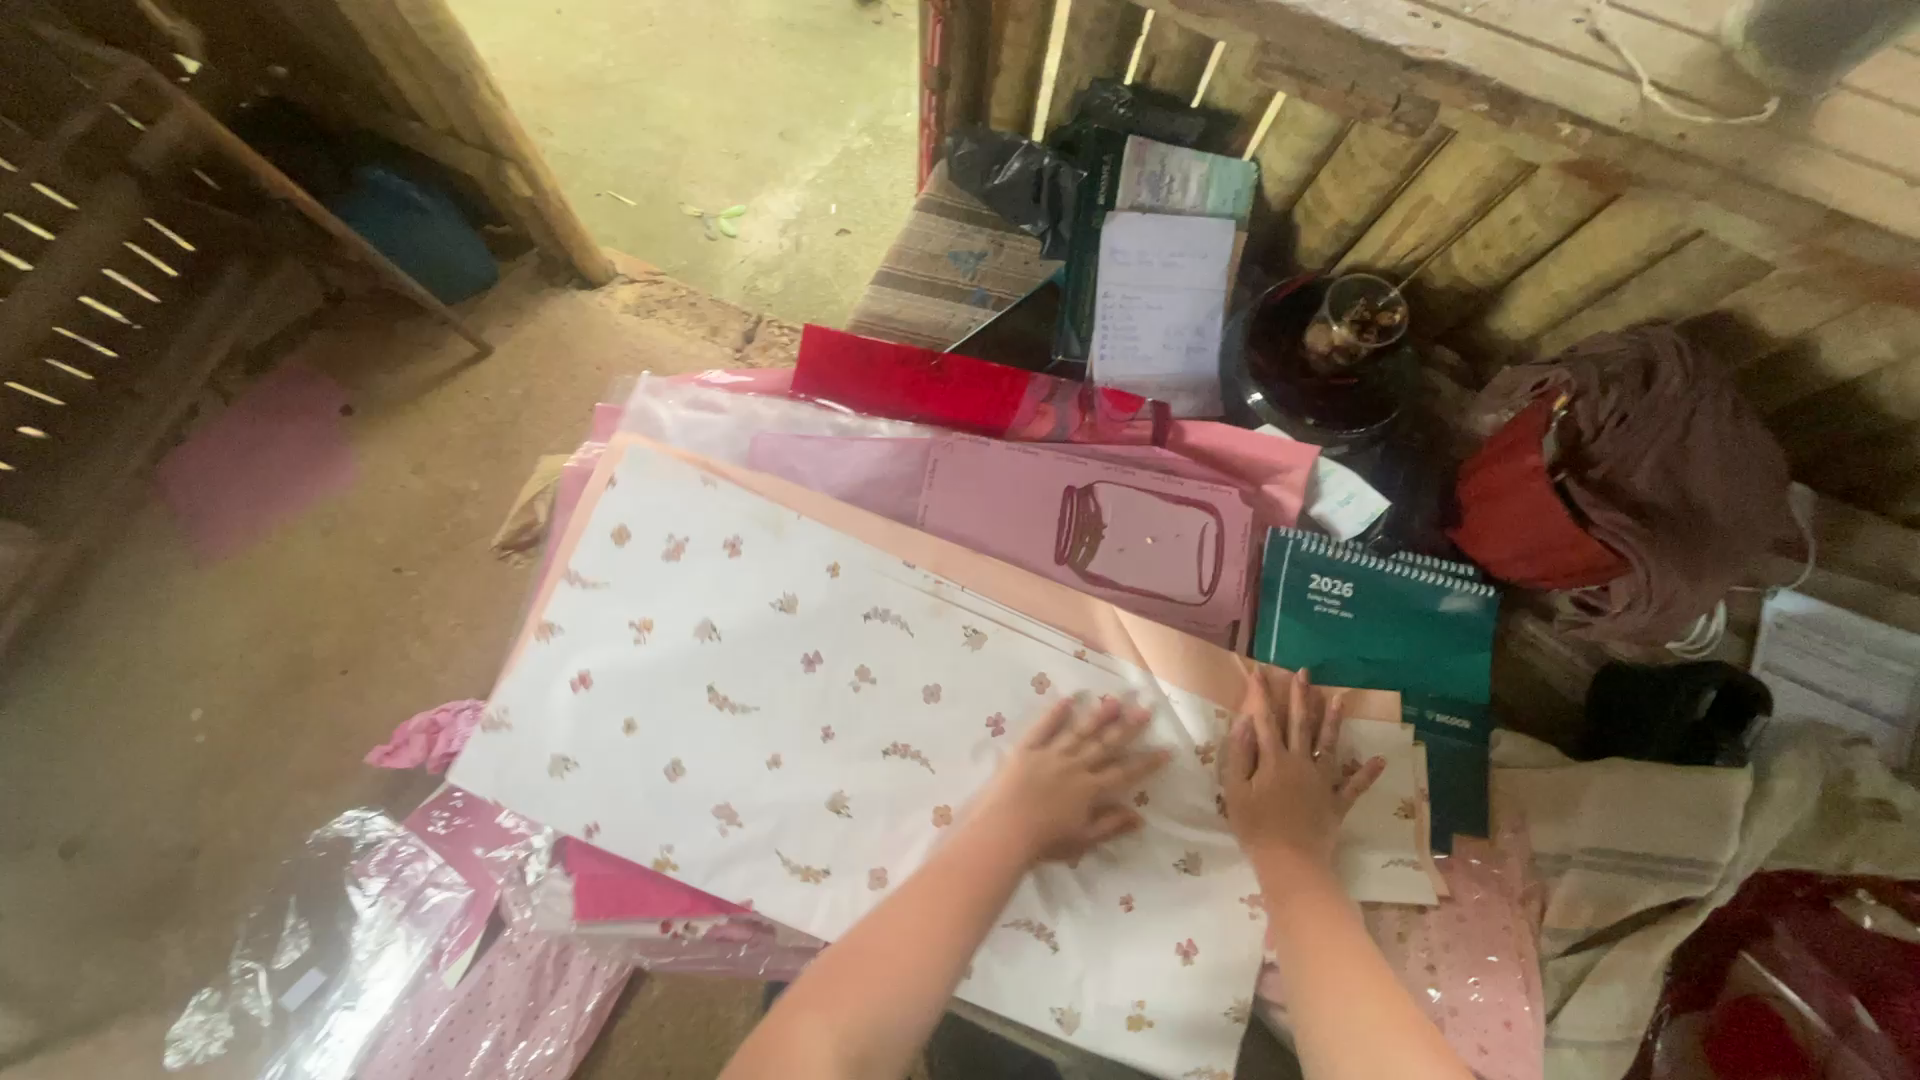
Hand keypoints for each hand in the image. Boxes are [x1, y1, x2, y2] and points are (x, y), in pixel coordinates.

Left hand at [971, 696, 1170, 864]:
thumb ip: (1111, 825)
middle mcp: (1074, 766)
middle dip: (1127, 728)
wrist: (1004, 830)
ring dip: (1098, 715)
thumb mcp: (1083, 840)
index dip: (1146, 762)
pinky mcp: (1026, 749)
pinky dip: (1055, 713)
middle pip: (1104, 744)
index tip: (1166, 750)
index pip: (1123, 773)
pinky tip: (1067, 699)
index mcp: (1089, 789)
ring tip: (1114, 700)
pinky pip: (1043, 727)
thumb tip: (1140, 815)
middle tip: (1145, 710)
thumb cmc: (1044, 841)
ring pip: (1079, 731)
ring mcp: (1050, 754)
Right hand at [1223, 666, 1384, 876]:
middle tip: (1304, 673)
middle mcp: (1301, 763)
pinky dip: (1367, 773)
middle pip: (1301, 724)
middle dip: (1301, 697)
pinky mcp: (1337, 803)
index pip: (1265, 719)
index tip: (1258, 672)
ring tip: (1340, 698)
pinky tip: (1379, 760)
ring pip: (1329, 745)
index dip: (1261, 695)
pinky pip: (1354, 786)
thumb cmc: (1255, 827)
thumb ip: (1240, 754)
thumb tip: (1245, 722)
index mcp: (1273, 760)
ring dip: (1334, 721)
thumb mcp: (1235, 790)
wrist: (1290, 863)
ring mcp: (1322, 782)